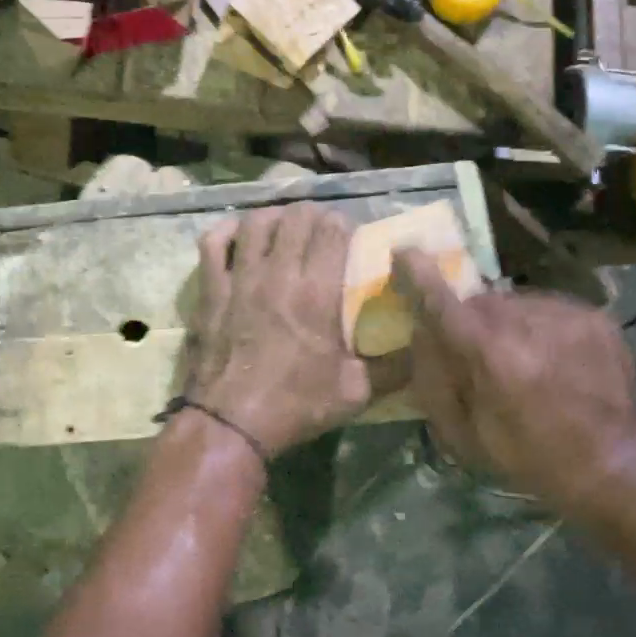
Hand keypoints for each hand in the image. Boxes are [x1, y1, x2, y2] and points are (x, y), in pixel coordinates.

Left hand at [187, 204, 372, 456]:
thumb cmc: (297, 405)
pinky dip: (226, 232)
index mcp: (316, 292)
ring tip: (282, 226)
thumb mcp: (356, 392)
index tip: (347, 234)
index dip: (342, 223)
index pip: (331, 230)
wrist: (231, 422)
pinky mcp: (211, 289)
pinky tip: (238, 235)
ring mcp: (239, 278)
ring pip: (255, 223)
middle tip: (318, 227)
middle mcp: (278, 274)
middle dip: (312, 214)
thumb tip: (425, 348)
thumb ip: (393, 366)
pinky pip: (213, 243)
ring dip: (273, 217)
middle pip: (295, 218)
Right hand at [393, 251, 635, 518]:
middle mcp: (527, 323)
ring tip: (520, 360)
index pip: (443, 302)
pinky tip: (551, 359)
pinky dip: (538, 327)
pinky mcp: (592, 315)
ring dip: (505, 324)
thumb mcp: (465, 435)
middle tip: (477, 356)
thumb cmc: (534, 459)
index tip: (404, 251)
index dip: (419, 275)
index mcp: (492, 355)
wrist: (620, 464)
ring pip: (512, 303)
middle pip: (479, 303)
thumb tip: (421, 335)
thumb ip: (434, 381)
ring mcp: (565, 314)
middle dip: (470, 322)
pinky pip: (545, 308)